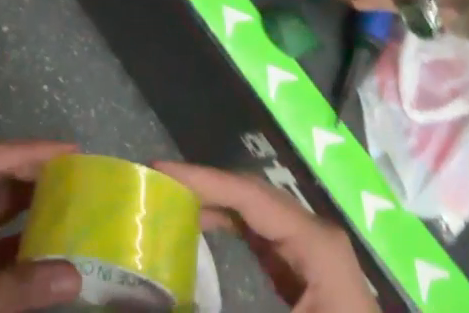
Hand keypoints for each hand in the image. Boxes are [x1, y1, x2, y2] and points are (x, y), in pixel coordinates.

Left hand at [0, 141, 83, 312]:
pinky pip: (2, 245)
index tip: (72, 151)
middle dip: (38, 175)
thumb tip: (77, 274)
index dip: (30, 152)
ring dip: (36, 207)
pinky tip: (61, 247)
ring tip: (79, 203)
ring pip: (2, 210)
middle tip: (83, 175)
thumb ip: (19, 289)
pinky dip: (30, 243)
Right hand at [153, 162, 377, 311]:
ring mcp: (309, 249)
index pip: (250, 196)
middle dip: (203, 184)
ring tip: (168, 200)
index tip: (159, 169)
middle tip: (154, 182)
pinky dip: (228, 223)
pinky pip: (260, 231)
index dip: (204, 179)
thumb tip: (166, 299)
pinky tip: (199, 228)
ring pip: (254, 210)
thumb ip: (214, 308)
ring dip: (213, 201)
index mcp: (314, 243)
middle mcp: (313, 234)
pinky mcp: (303, 267)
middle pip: (251, 195)